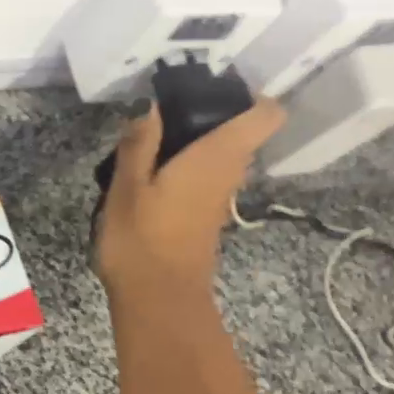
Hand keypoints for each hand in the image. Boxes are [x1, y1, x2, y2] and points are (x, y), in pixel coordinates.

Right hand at [94, 98, 285, 296]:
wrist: (157, 296)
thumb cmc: (141, 238)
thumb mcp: (126, 188)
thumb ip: (139, 145)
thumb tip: (150, 108)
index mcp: (219, 153)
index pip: (266, 111)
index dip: (246, 98)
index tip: (208, 99)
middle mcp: (231, 171)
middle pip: (238, 134)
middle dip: (208, 125)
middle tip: (161, 130)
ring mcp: (220, 199)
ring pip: (220, 160)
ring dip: (192, 154)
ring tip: (148, 161)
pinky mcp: (206, 220)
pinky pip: (204, 184)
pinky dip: (185, 178)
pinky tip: (150, 190)